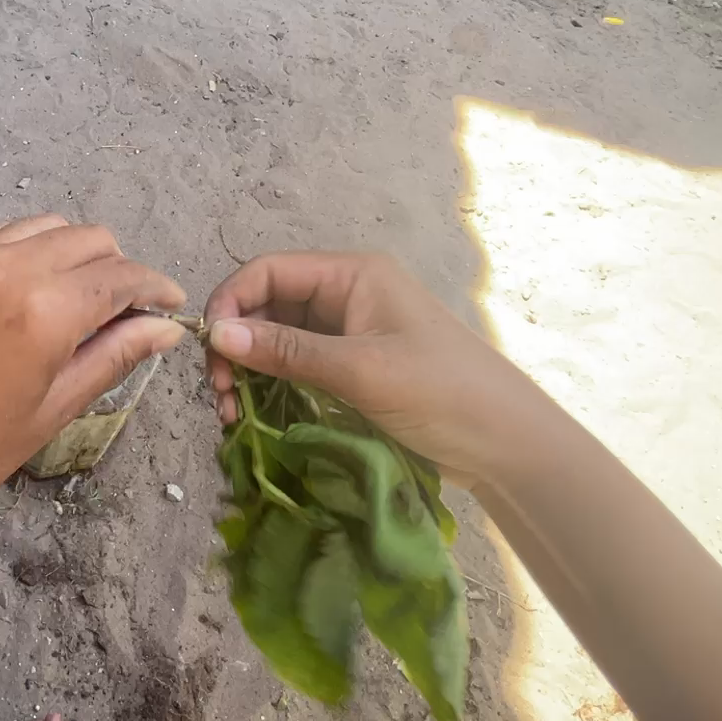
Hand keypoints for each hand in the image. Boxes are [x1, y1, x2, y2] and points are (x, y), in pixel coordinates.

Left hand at [0, 215, 186, 525]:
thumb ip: (115, 355)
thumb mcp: (55, 408)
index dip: (155, 288)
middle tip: (121, 312)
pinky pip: (4, 233)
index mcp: (44, 311)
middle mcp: (10, 267)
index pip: (121, 276)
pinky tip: (30, 287)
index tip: (170, 305)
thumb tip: (165, 329)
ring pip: (48, 226)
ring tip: (76, 298)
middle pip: (90, 238)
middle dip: (118, 269)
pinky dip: (31, 249)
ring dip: (75, 253)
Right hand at [204, 251, 565, 491]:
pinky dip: (270, 387)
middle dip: (236, 344)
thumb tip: (216, 334)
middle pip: (267, 305)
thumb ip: (286, 350)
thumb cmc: (443, 393)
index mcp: (351, 275)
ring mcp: (346, 332)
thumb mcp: (359, 370)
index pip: (269, 271)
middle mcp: (344, 294)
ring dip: (248, 371)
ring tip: (231, 413)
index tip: (209, 346)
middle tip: (219, 393)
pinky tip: (255, 415)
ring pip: (276, 339)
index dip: (231, 301)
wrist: (512, 449)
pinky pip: (294, 366)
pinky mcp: (349, 366)